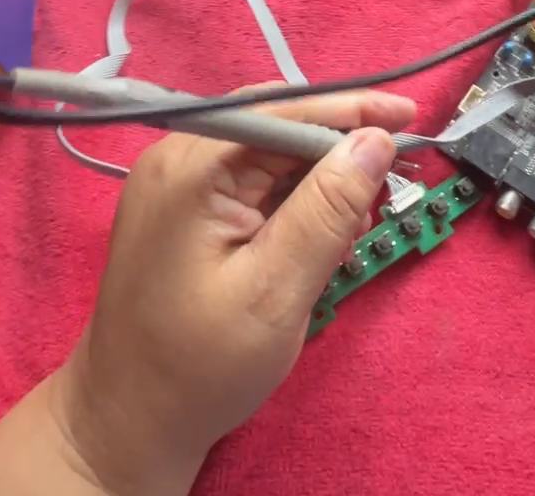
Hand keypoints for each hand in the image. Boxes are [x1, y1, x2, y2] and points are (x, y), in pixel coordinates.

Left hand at [50, 90, 410, 494]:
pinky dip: (292, 203)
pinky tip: (315, 240)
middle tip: (382, 193)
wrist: (126, 424)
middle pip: (277, 127)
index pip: (285, 112)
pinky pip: (252, 182)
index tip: (408, 115)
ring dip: (317, 184)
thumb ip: (327, 210)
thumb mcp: (276, 291)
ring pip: (269, 155)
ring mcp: (178, 181)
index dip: (351, 110)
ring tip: (349, 232)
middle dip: (335, 155)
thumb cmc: (199, 367)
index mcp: (192, 166)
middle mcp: (179, 156)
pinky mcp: (185, 206)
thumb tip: (375, 141)